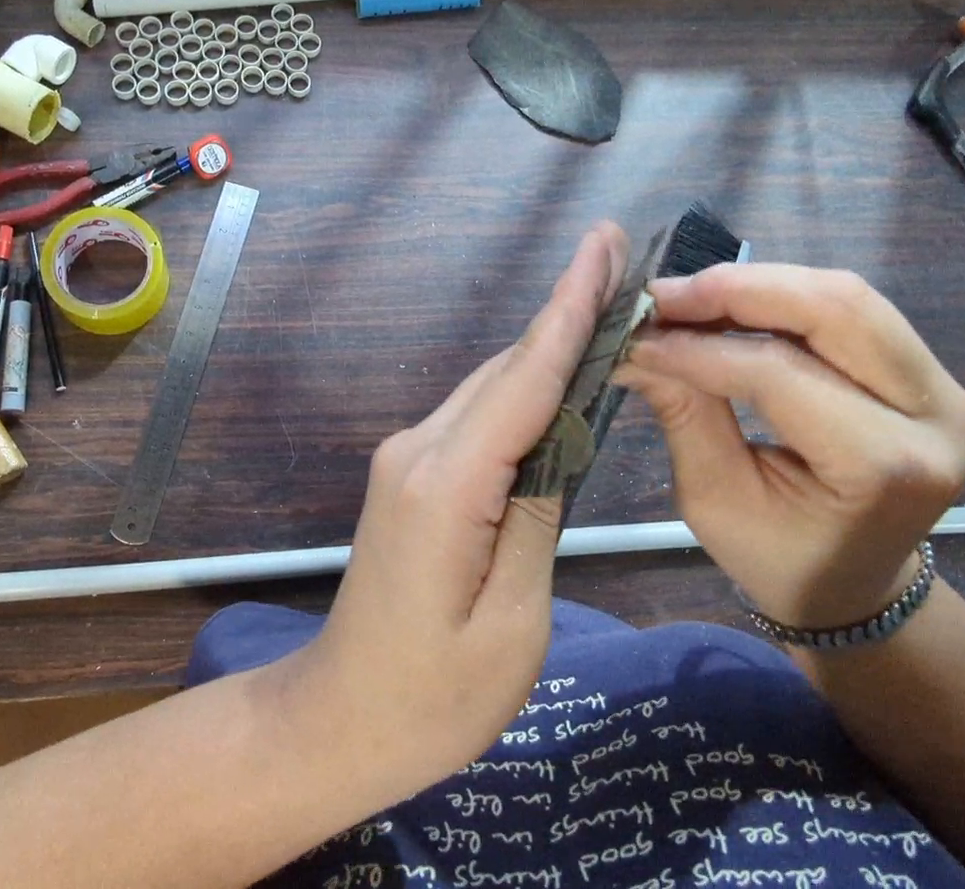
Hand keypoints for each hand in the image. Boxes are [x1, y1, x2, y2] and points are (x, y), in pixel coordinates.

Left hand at [277, 223, 628, 792]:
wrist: (340, 720)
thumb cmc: (434, 696)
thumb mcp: (512, 618)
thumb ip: (537, 514)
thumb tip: (564, 437)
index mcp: (447, 484)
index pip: (526, 379)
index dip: (572, 308)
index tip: (605, 243)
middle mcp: (418, 453)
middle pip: (506, 372)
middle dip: (566, 315)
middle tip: (625, 261)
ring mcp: (406, 462)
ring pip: (489, 391)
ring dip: (546, 349)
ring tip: (606, 303)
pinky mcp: (408, 480)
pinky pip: (475, 422)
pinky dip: (522, 394)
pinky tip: (559, 379)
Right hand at [615, 264, 964, 629]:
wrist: (855, 586)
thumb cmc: (778, 559)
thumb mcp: (714, 499)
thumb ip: (684, 414)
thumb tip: (635, 346)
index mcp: (886, 468)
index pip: (779, 374)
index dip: (699, 348)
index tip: (636, 339)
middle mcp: (940, 417)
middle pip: (836, 309)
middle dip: (737, 290)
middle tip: (664, 297)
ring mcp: (951, 391)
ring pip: (848, 297)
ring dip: (760, 287)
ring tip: (689, 299)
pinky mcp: (937, 376)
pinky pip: (855, 314)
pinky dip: (784, 301)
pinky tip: (731, 307)